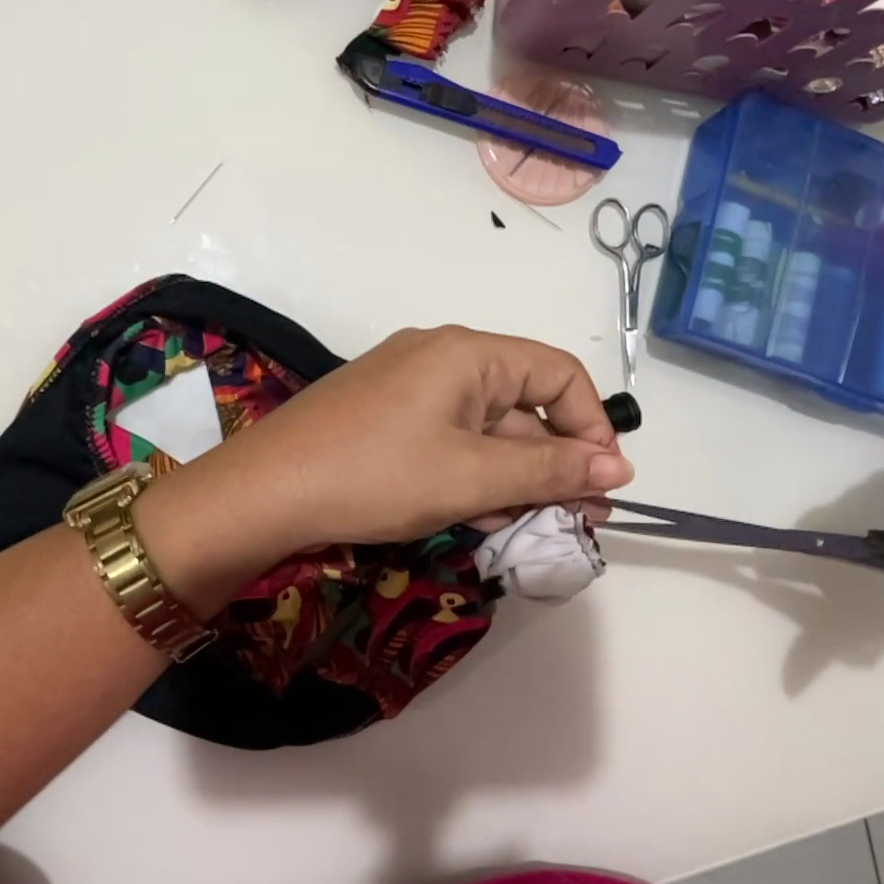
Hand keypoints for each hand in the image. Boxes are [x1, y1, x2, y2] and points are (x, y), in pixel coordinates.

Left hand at [144, 327, 633, 593]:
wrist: (264, 493)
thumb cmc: (375, 476)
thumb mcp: (471, 478)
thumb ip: (548, 470)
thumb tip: (619, 467)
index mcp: (468, 353)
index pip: (560, 374)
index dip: (592, 427)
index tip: (604, 485)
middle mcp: (441, 356)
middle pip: (522, 403)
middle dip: (551, 464)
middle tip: (573, 521)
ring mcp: (408, 385)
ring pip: (485, 428)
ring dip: (511, 477)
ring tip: (522, 529)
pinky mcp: (384, 415)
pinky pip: (448, 437)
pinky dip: (470, 473)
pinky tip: (476, 518)